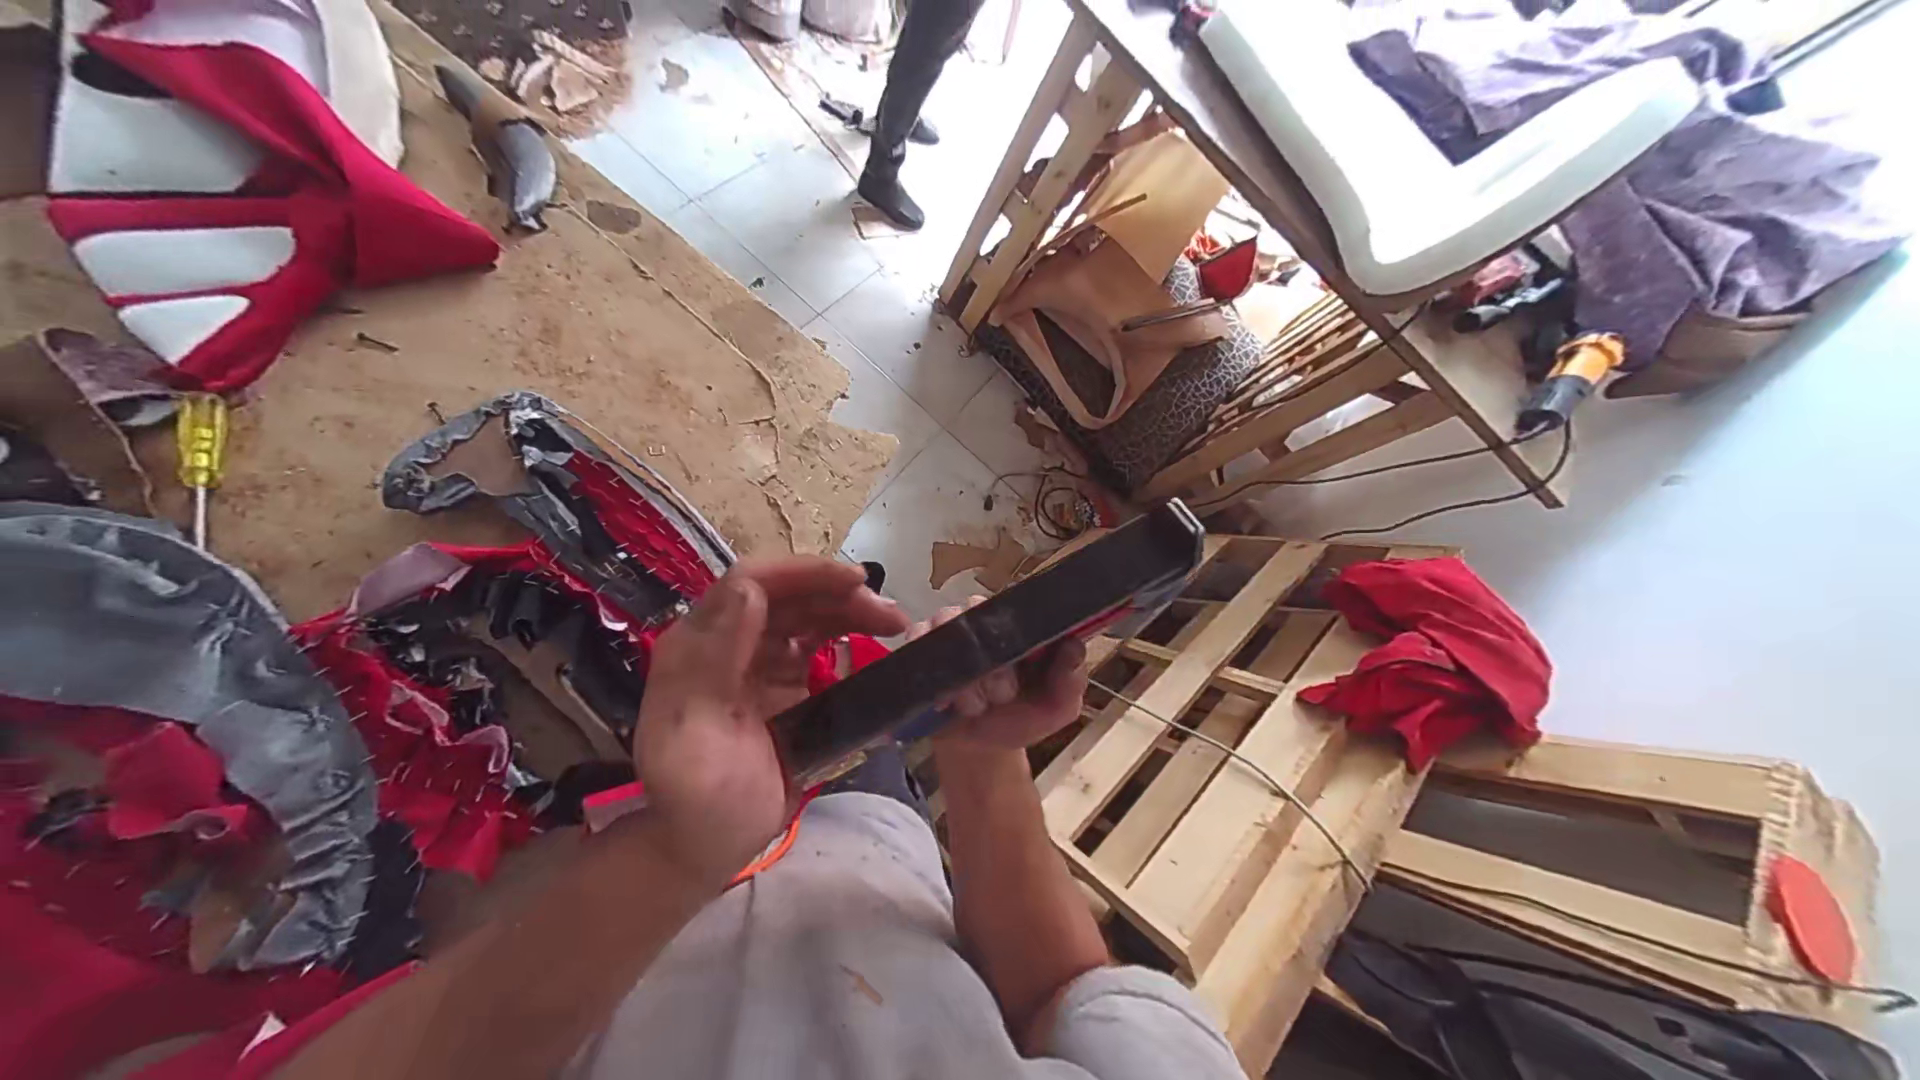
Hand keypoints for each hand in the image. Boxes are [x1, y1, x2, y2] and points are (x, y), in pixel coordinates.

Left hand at [635, 557, 908, 885]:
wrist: (707, 848)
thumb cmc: (699, 803)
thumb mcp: (695, 739)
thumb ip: (714, 663)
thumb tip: (748, 589)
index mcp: (698, 646)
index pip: (751, 584)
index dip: (803, 573)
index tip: (854, 581)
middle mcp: (728, 642)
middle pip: (788, 595)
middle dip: (839, 593)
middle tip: (890, 614)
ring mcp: (757, 659)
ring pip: (808, 614)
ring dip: (851, 610)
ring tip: (895, 622)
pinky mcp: (783, 679)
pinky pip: (819, 642)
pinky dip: (850, 635)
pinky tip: (877, 642)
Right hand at [919, 597, 1088, 753]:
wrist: (979, 747)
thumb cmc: (1022, 717)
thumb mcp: (1056, 708)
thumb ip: (1070, 681)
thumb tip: (1074, 646)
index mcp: (1020, 627)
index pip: (1017, 606)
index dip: (1018, 631)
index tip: (1023, 663)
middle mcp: (984, 620)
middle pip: (978, 611)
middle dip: (991, 662)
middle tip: (1001, 697)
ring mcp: (950, 630)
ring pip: (947, 624)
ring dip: (963, 672)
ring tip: (974, 705)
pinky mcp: (922, 646)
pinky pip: (918, 639)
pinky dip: (931, 669)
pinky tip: (946, 700)